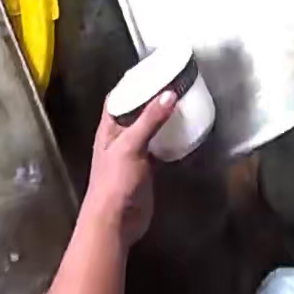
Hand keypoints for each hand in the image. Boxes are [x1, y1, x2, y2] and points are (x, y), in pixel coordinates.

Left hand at [82, 90, 178, 245]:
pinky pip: (160, 145)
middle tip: (173, 82)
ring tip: (182, 100)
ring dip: (163, 116)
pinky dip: (171, 136)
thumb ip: (150, 120)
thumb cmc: (115, 182)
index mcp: (109, 127)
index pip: (119, 96)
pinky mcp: (147, 167)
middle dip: (152, 96)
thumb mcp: (131, 145)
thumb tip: (169, 94)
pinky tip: (184, 129)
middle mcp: (121, 136)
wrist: (115, 224)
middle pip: (137, 109)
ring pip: (150, 127)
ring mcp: (134, 152)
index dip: (132, 81)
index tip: (152, 69)